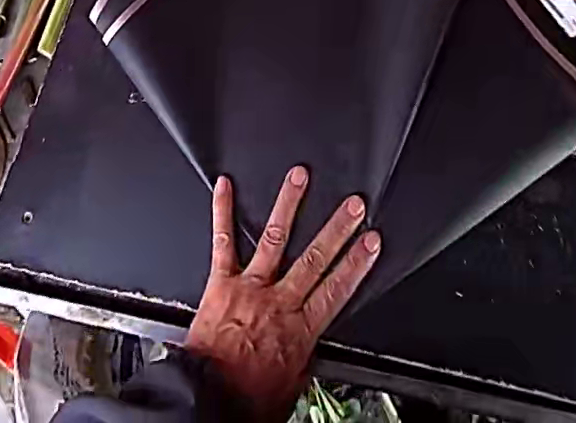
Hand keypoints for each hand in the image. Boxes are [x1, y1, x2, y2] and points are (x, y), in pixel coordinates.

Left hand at [184, 168, 380, 420]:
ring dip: (289, 203)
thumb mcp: (290, 389)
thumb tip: (311, 351)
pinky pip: (222, 242)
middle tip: (354, 203)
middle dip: (337, 228)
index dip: (357, 263)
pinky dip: (222, 211)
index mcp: (298, 330)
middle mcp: (277, 301)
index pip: (336, 289)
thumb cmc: (244, 402)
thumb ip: (303, 359)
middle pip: (314, 258)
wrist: (204, 403)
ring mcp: (250, 286)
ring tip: (300, 175)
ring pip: (274, 237)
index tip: (371, 240)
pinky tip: (224, 186)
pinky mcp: (220, 282)